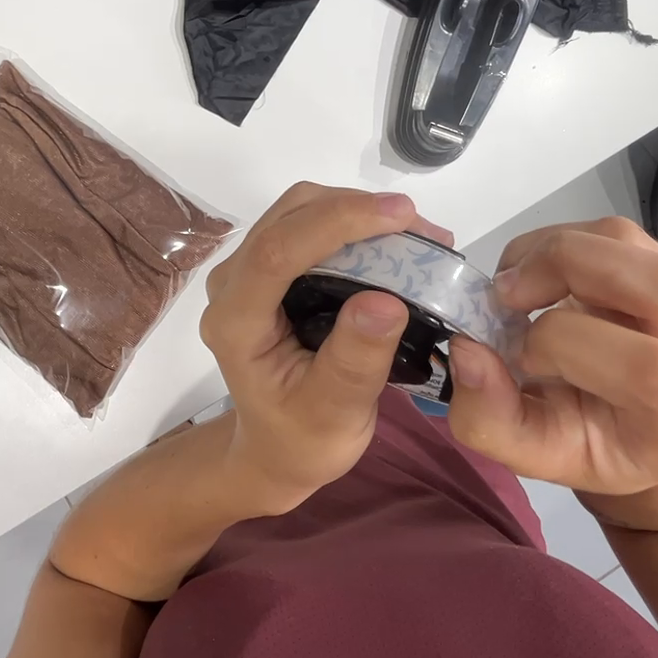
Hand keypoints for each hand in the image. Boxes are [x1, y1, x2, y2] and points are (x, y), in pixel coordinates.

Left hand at [200, 183, 452, 514]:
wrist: (277, 446)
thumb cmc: (303, 438)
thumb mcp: (335, 414)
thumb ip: (355, 360)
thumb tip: (386, 301)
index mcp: (235, 322)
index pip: (276, 253)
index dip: (336, 223)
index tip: (399, 215)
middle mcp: (231, 284)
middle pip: (287, 219)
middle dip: (357, 210)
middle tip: (426, 232)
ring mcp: (246, 270)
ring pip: (298, 211)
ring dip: (358, 212)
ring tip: (418, 237)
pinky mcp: (268, 265)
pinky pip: (306, 223)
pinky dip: (352, 223)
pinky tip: (393, 241)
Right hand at [444, 218, 657, 530]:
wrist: (635, 435)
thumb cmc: (583, 447)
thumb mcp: (526, 452)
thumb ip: (487, 416)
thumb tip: (468, 347)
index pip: (652, 370)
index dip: (567, 344)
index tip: (519, 354)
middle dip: (569, 266)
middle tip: (508, 291)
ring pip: (635, 245)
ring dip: (556, 249)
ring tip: (517, 285)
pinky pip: (619, 236)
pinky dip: (562, 242)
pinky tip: (540, 277)